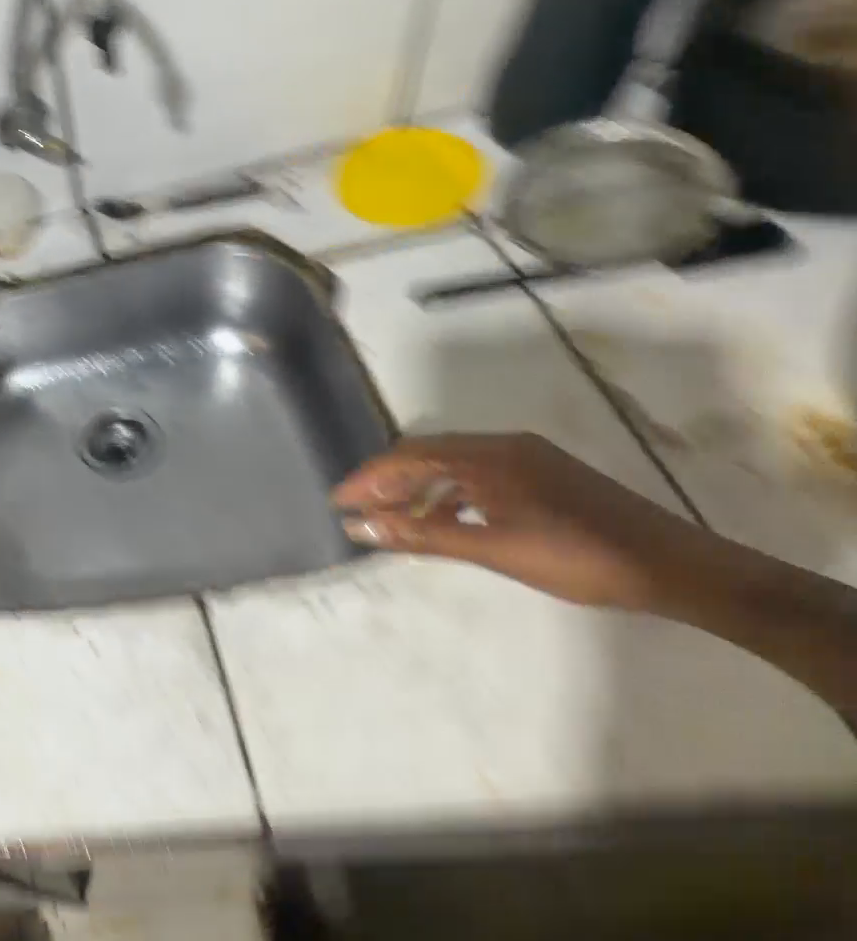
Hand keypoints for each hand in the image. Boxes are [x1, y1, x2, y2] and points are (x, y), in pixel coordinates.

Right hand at [331, 433, 713, 610]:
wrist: (675, 566)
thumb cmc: (577, 557)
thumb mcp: (492, 549)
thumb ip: (421, 535)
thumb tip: (360, 527)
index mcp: (487, 456)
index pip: (408, 458)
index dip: (368, 480)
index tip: (338, 504)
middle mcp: (502, 447)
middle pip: (426, 454)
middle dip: (388, 482)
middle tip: (359, 513)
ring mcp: (526, 459)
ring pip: (452, 465)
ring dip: (418, 490)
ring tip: (394, 522)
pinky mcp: (543, 476)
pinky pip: (477, 475)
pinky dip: (449, 495)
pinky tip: (444, 522)